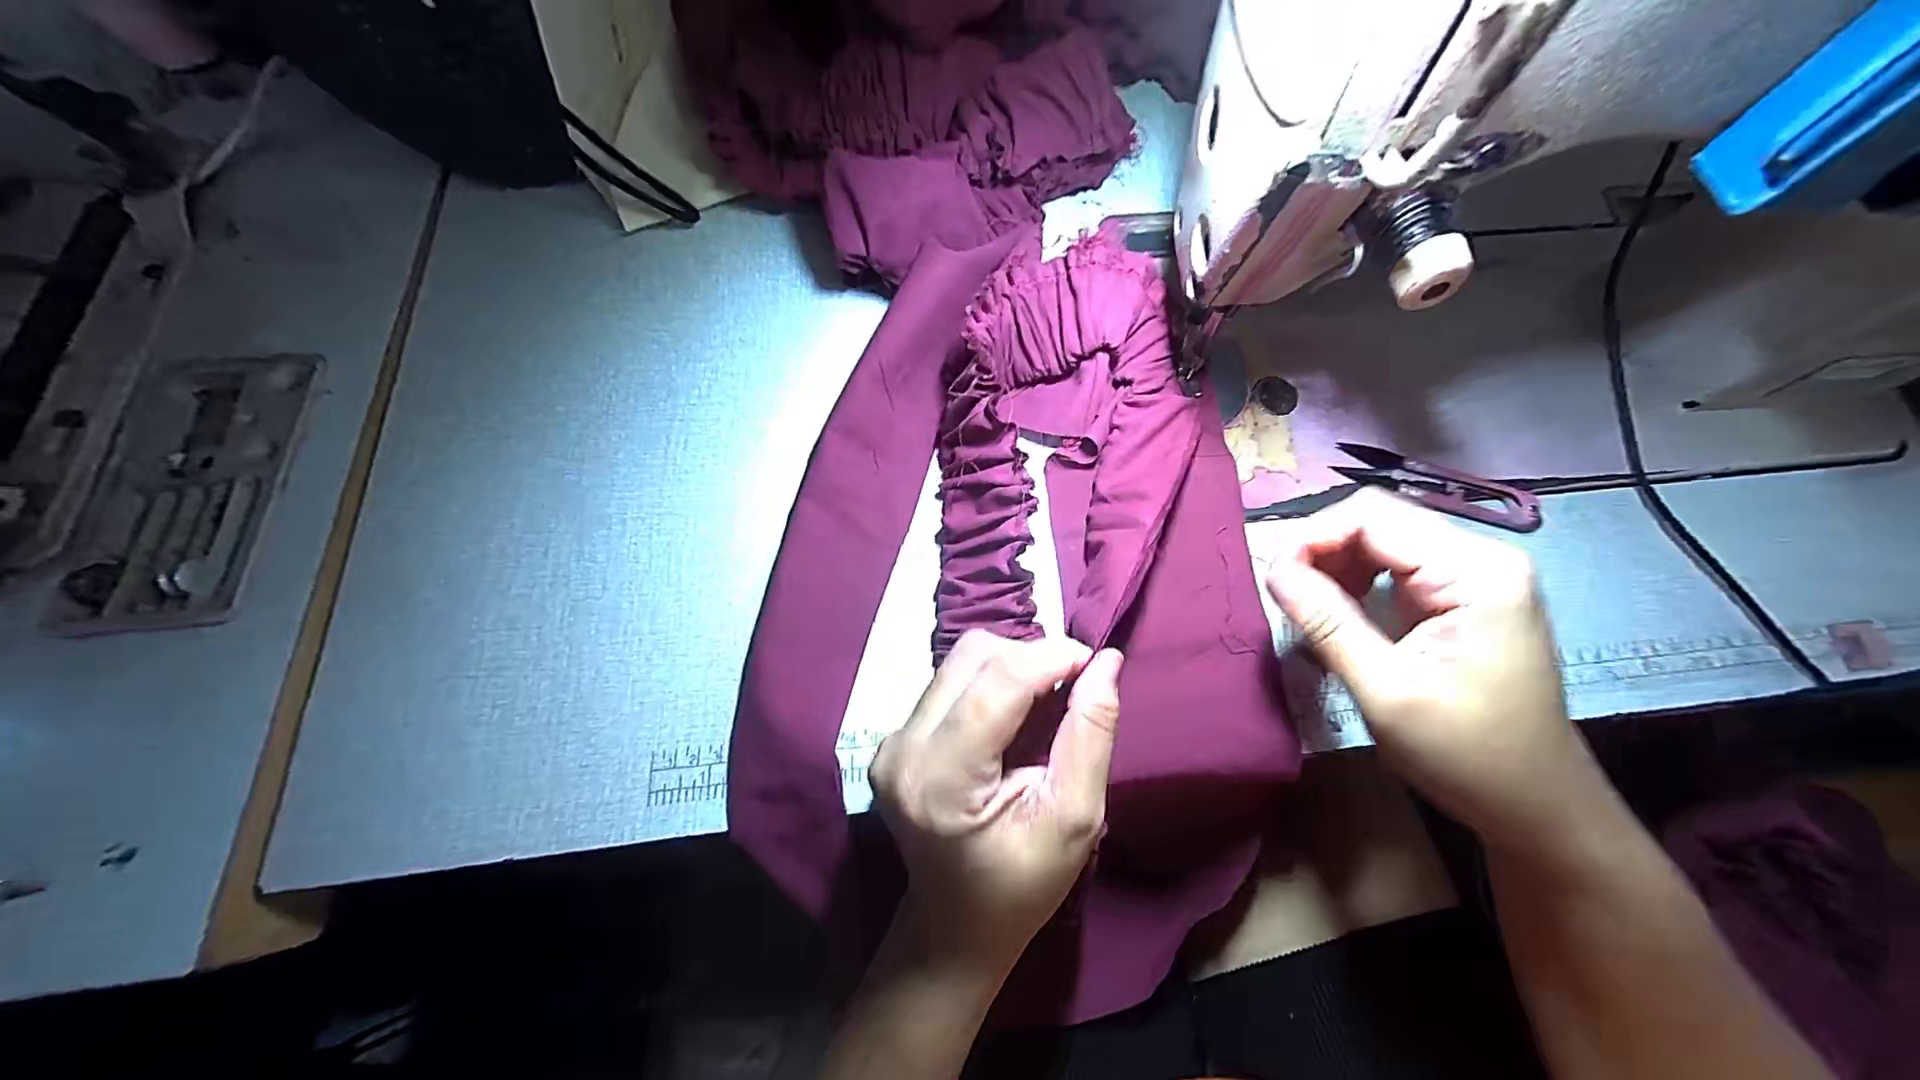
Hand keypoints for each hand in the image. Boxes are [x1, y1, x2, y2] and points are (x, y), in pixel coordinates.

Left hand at [869, 631, 1123, 970]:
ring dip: (1009, 666)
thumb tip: (1106, 662)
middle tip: (1070, 687)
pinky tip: (1008, 719)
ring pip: (958, 660)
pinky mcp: (892, 738)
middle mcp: (903, 749)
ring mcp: (890, 741)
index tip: (1093, 661)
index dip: (1051, 656)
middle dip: (1031, 657)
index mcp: (943, 779)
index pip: (998, 682)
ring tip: (1041, 704)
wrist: (953, 924)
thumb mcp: (1074, 820)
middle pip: (972, 656)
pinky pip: (948, 680)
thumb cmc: (1021, 884)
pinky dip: (987, 682)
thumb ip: (1090, 736)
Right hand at [1262, 488, 1609, 857]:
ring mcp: (1469, 575)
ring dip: (1331, 566)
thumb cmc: (1466, 754)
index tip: (1273, 580)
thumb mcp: (1386, 691)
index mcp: (1476, 573)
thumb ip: (1328, 623)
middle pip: (1375, 519)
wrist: (1533, 805)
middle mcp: (1479, 558)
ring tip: (1306, 609)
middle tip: (1284, 596)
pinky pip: (1388, 565)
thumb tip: (1272, 569)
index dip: (1312, 538)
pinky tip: (1335, 614)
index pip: (1373, 518)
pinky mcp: (1455, 595)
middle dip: (1319, 550)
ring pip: (1376, 538)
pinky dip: (1349, 581)